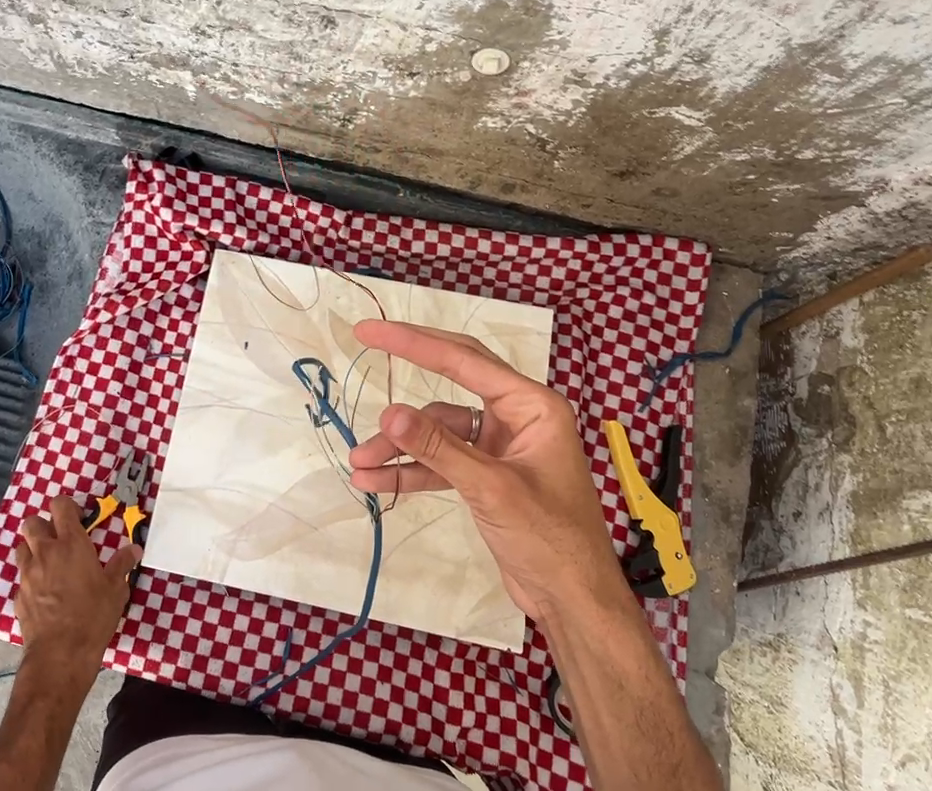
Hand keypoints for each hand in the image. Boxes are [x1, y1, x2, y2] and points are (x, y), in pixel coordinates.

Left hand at [14, 495, 141, 674]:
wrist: (60, 652)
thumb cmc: (93, 615)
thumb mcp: (116, 589)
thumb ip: (122, 565)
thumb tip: (134, 549)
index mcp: (71, 544)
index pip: (59, 506)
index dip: (67, 506)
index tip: (77, 518)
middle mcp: (45, 553)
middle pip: (32, 523)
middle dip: (44, 525)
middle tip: (60, 539)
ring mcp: (28, 574)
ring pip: (22, 547)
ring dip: (33, 549)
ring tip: (50, 563)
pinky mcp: (18, 596)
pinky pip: (22, 577)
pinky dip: (31, 578)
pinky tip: (45, 593)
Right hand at [347, 321, 621, 620]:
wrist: (573, 601)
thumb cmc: (549, 538)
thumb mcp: (491, 488)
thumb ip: (438, 448)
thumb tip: (388, 413)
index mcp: (532, 406)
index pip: (464, 361)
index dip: (413, 342)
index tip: (370, 331)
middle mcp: (516, 417)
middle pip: (450, 381)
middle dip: (405, 373)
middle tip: (361, 344)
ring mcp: (499, 447)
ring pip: (438, 431)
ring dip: (399, 446)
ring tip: (358, 462)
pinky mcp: (486, 476)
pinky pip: (440, 462)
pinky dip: (410, 471)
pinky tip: (375, 481)